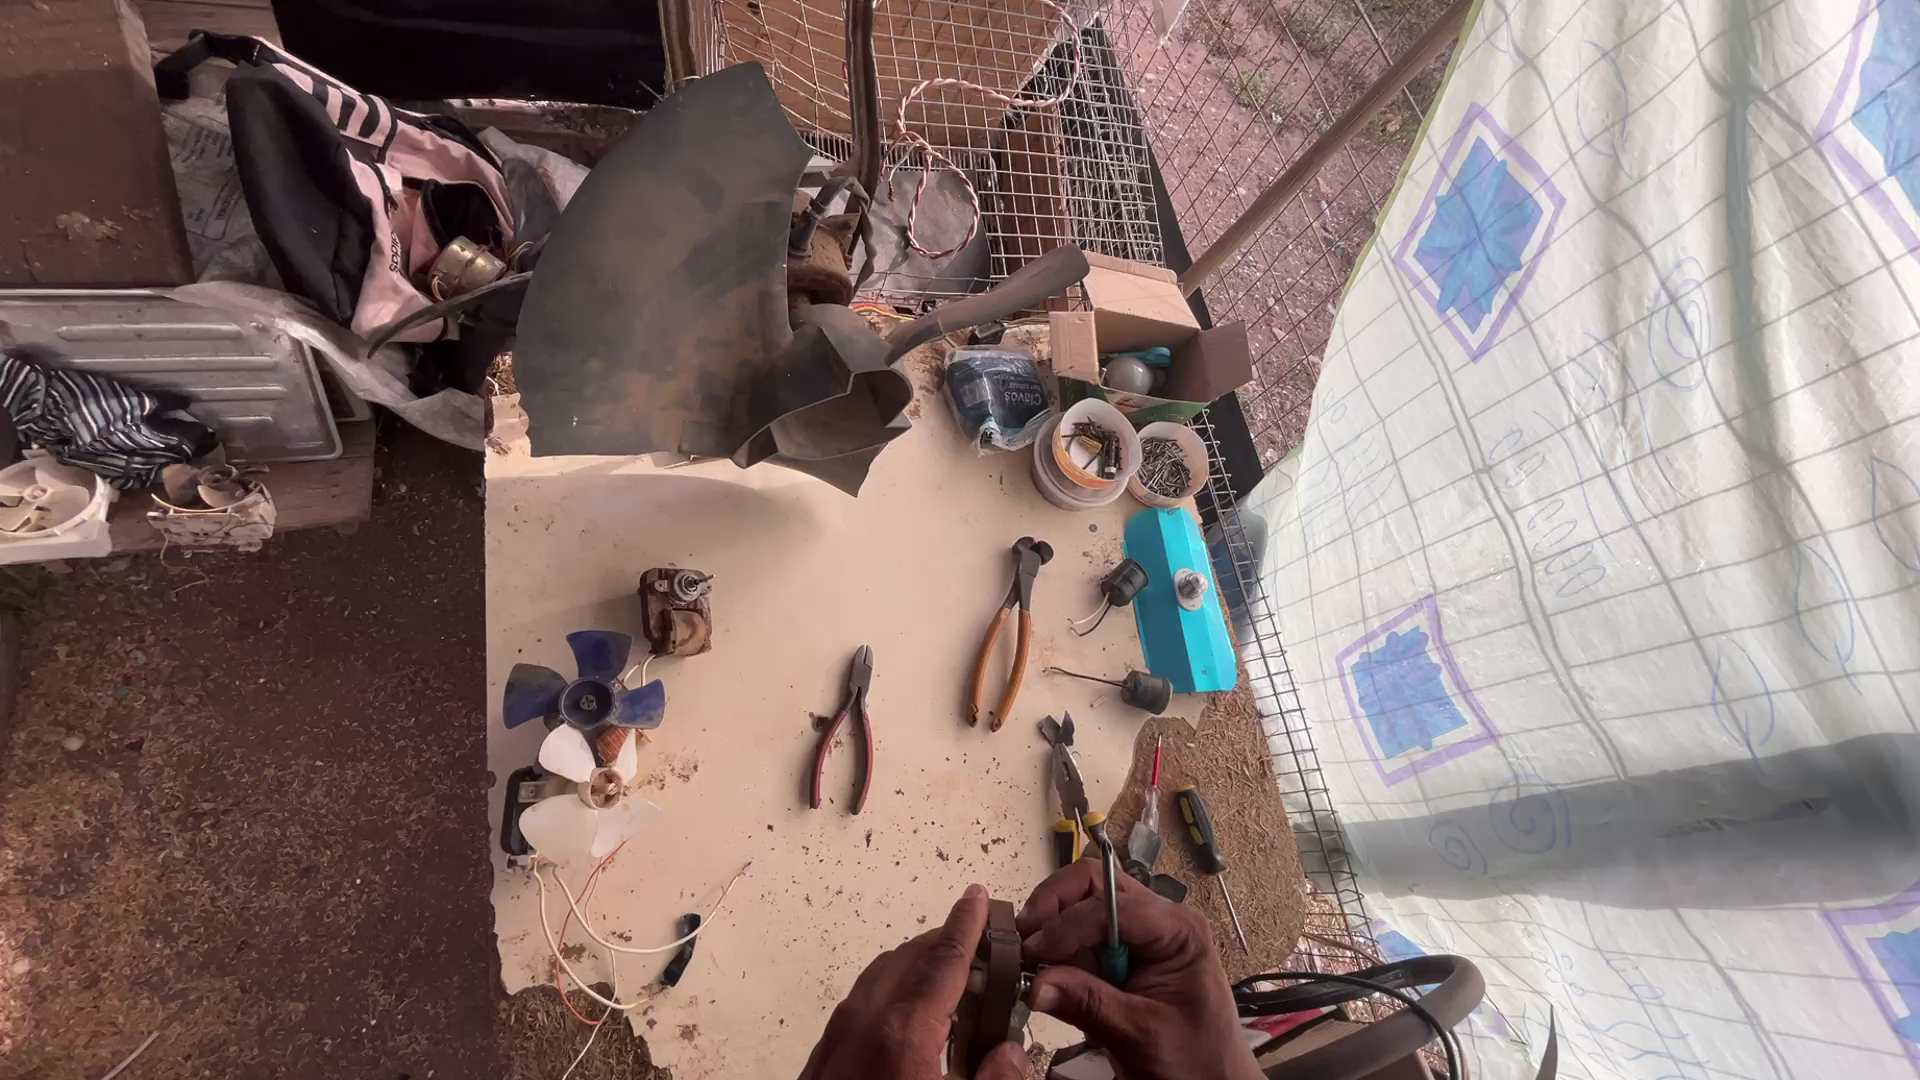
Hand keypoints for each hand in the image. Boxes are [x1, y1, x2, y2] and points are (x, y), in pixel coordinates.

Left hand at [799, 884, 1027, 1079]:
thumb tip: (1010, 1050)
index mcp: (905, 1029)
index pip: (944, 958)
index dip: (966, 923)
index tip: (977, 895)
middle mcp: (868, 1016)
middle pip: (915, 956)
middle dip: (948, 942)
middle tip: (983, 947)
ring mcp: (840, 1031)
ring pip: (887, 970)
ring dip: (921, 962)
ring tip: (954, 976)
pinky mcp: (826, 1049)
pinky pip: (867, 993)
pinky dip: (897, 984)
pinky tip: (914, 1011)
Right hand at [1018, 860, 1260, 1079]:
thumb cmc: (1195, 1065)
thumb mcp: (1143, 1037)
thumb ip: (1090, 1005)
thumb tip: (1035, 985)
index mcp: (1178, 929)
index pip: (1113, 905)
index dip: (1068, 923)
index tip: (1032, 950)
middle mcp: (1159, 917)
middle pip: (1095, 883)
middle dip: (1055, 905)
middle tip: (1025, 938)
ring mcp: (1141, 930)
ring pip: (1084, 900)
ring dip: (1054, 923)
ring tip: (1031, 957)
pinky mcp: (1125, 949)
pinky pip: (1084, 931)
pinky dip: (1061, 944)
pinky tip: (1049, 968)